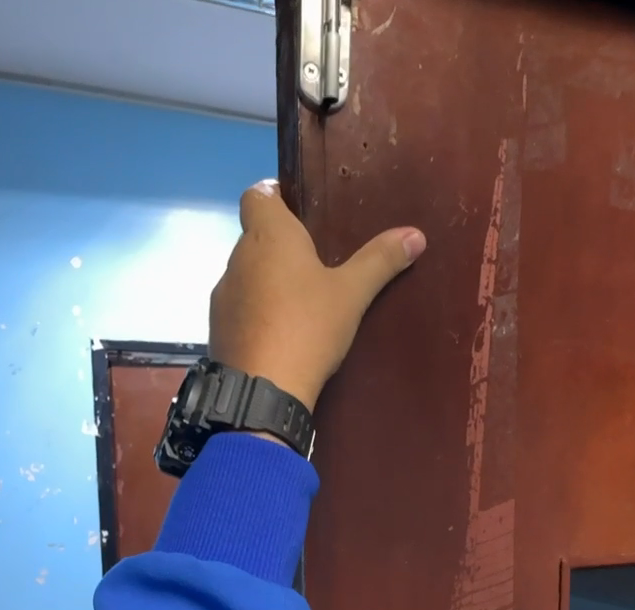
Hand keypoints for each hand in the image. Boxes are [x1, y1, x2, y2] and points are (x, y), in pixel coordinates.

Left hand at [209, 179, 426, 410]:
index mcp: (269, 236)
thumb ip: (380, 261)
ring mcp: (223, 296)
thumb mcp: (351, 294)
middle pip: (256, 238)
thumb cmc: (308, 327)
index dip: (274, 194)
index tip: (298, 208)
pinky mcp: (218, 330)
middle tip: (314, 264)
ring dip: (268, 283)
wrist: (262, 390)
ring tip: (300, 305)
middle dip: (281, 247)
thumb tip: (415, 235)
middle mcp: (237, 258)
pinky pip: (241, 310)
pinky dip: (258, 314)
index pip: (256, 194)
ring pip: (247, 276)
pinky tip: (282, 335)